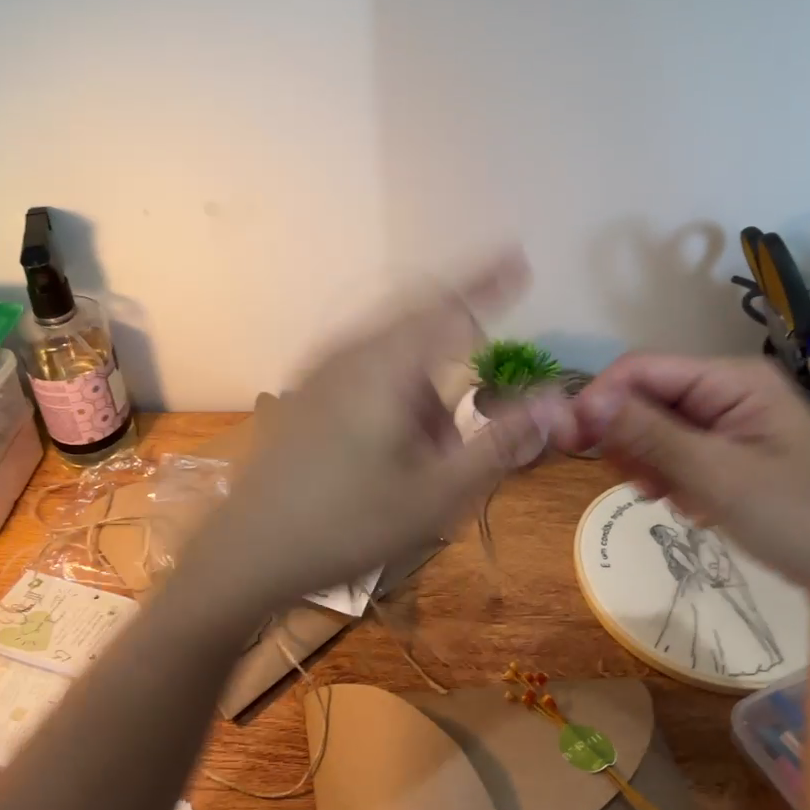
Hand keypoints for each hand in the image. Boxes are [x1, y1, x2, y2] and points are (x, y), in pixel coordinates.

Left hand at [178, 251, 573, 612]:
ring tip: (424, 459)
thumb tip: (556, 403)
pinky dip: (394, 399)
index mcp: (387, 364)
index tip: (519, 262)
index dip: (488, 284)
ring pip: (391, 357)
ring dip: (422, 394)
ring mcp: (321, 370)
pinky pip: (364, 374)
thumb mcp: (437, 493)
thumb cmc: (350, 522)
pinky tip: (390, 450)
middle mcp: (350, 352)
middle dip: (454, 363)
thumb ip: (499, 443)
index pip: (450, 306)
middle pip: (419, 328)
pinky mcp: (306, 393)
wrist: (253, 547)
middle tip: (464, 425)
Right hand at [562, 354, 809, 602]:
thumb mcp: (718, 476)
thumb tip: (580, 401)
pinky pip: (677, 454)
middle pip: (645, 397)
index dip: (598, 399)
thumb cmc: (805, 521)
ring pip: (655, 429)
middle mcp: (729, 392)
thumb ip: (647, 434)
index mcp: (732, 380)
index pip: (639, 369)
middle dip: (626, 437)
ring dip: (647, 462)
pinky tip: (685, 505)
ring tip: (665, 498)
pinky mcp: (735, 457)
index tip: (568, 442)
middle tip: (632, 482)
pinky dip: (669, 478)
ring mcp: (734, 425)